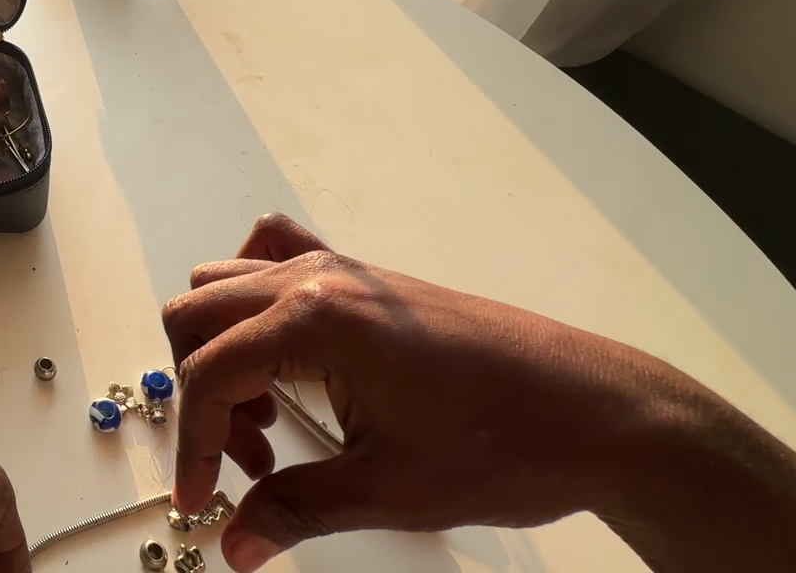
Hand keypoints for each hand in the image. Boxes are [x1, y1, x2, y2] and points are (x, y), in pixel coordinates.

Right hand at [163, 214, 795, 571]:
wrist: (601, 411)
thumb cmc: (502, 451)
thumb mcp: (393, 490)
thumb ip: (297, 508)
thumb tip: (233, 549)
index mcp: (311, 321)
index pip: (211, 371)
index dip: (194, 441)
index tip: (197, 500)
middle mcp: (306, 277)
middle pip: (196, 316)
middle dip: (202, 393)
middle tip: (249, 459)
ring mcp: (326, 265)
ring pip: (219, 285)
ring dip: (221, 347)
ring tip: (270, 410)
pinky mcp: (349, 269)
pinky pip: (266, 252)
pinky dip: (247, 291)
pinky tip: (278, 338)